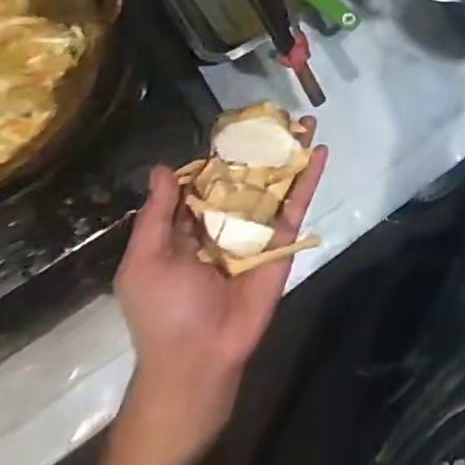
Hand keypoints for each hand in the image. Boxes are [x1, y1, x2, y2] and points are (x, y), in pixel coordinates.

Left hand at [103, 118, 326, 464]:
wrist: (200, 350)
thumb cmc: (162, 308)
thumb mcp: (143, 262)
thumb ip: (157, 216)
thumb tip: (165, 168)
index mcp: (188, 226)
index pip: (206, 181)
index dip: (220, 153)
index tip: (235, 125)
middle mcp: (226, 221)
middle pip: (248, 175)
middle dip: (264, 145)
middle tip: (279, 115)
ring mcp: (259, 227)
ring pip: (278, 182)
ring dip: (292, 152)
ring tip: (307, 122)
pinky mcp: (285, 237)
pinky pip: (298, 202)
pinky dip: (310, 176)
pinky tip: (321, 152)